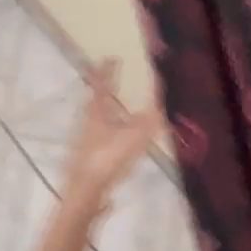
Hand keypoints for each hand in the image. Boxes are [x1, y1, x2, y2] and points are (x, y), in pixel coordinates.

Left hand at [61, 60, 161, 219]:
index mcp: (96, 112)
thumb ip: (153, 118)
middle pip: (95, 101)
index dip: (107, 71)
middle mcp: (87, 123)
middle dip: (104, 89)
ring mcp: (84, 141)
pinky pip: (99, 138)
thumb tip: (167, 98)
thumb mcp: (135, 136)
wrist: (84, 192)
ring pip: (96, 120)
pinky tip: (116, 141)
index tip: (111, 57)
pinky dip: (108, 132)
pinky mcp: (87, 159)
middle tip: (112, 79)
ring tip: (117, 108)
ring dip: (106, 111)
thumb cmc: (107, 158)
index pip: (102, 85)